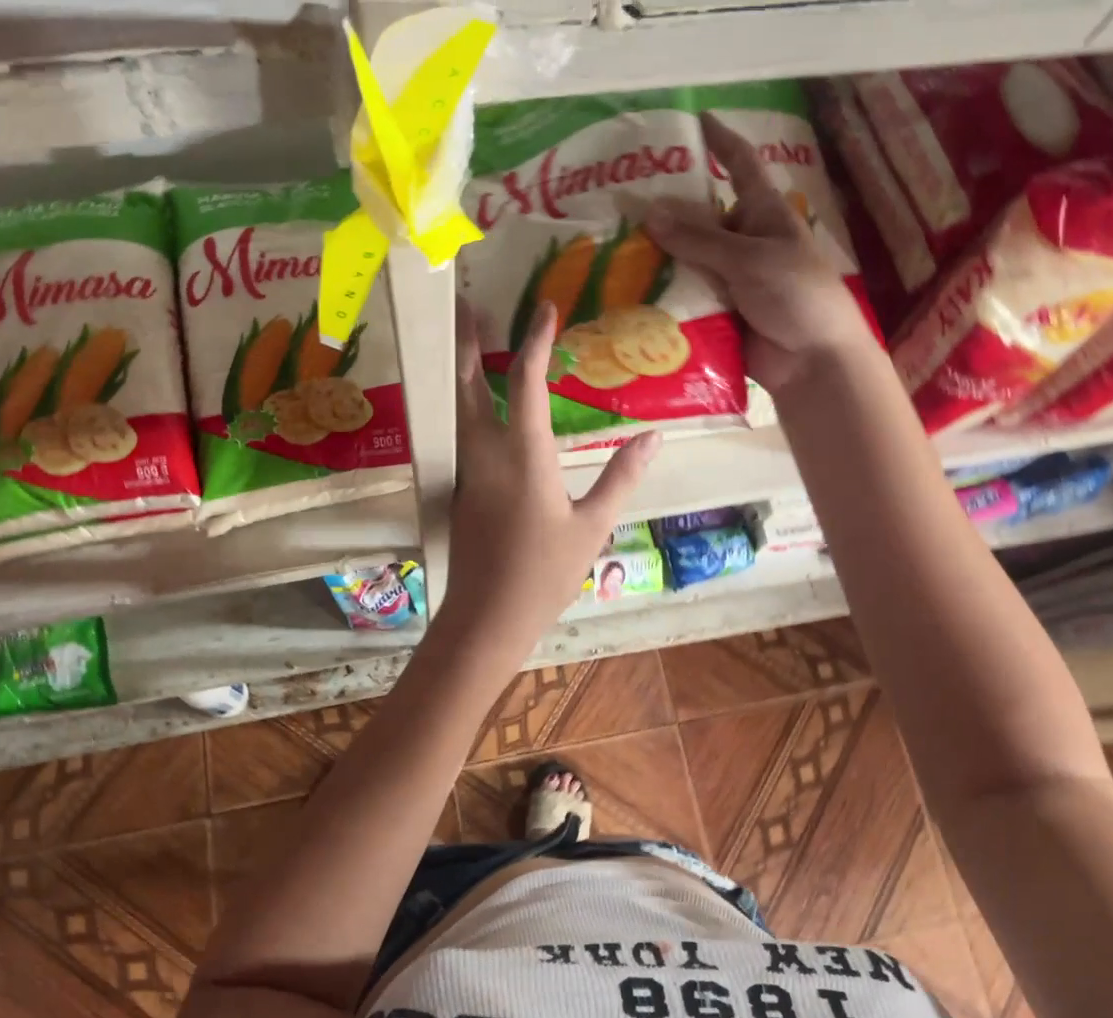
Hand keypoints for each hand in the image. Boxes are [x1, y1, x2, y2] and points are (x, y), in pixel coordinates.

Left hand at [443, 296, 660, 651]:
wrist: (486, 618)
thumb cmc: (543, 575)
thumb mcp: (592, 527)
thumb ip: (621, 479)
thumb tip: (653, 439)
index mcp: (523, 457)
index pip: (526, 384)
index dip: (536, 342)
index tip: (545, 308)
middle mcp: (485, 455)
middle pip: (468, 386)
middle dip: (467, 342)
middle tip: (465, 304)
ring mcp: (466, 473)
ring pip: (459, 410)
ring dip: (464, 373)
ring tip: (471, 344)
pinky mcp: (459, 492)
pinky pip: (462, 436)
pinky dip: (470, 409)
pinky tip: (483, 411)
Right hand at [644, 113, 882, 395]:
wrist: (812, 360)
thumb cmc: (796, 295)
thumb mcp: (749, 259)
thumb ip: (700, 239)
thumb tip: (649, 214)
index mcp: (763, 214)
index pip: (741, 165)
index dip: (721, 141)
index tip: (696, 120)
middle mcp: (745, 241)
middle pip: (700, 218)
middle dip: (666, 212)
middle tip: (621, 203)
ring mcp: (731, 279)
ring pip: (688, 261)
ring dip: (658, 259)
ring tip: (612, 250)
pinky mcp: (719, 312)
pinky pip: (686, 298)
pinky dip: (663, 296)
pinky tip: (628, 294)